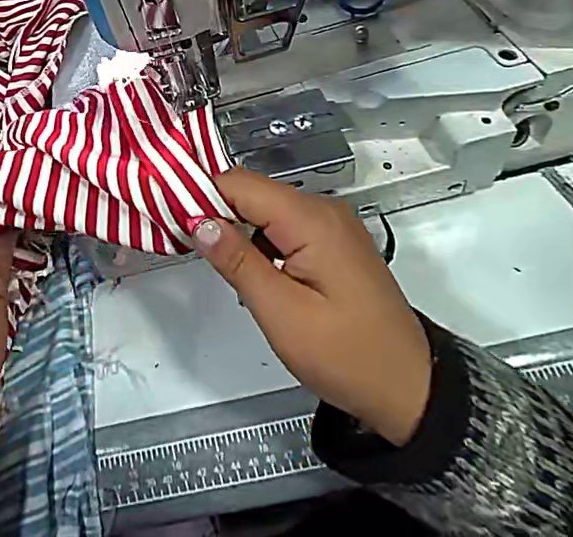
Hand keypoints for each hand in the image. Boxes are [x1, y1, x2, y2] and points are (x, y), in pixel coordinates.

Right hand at [191, 169, 430, 445]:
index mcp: (311, 219)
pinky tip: (246, 267)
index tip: (164, 209)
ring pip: (267, 209)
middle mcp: (323, 209)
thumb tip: (197, 219)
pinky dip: (260, 240)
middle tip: (177, 235)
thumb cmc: (346, 354)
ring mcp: (331, 225)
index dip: (200, 192)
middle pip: (254, 192)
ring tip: (207, 255)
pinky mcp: (333, 243)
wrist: (409, 387)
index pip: (241, 184)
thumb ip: (238, 261)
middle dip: (214, 209)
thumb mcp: (283, 313)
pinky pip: (286, 226)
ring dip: (236, 227)